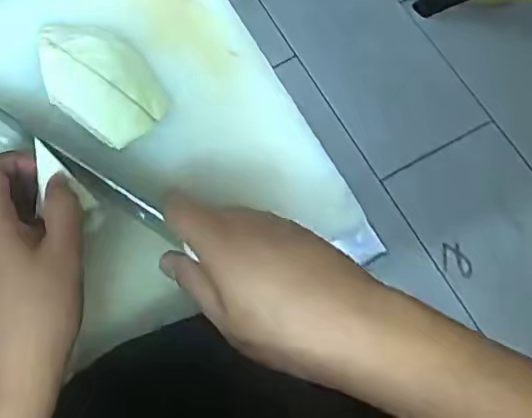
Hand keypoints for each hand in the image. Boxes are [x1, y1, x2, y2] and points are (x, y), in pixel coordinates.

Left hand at [0, 151, 83, 416]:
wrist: (21, 367)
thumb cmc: (42, 306)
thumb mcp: (63, 251)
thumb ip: (63, 207)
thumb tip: (57, 178)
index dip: (18, 160)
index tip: (49, 172)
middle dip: (26, 179)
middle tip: (58, 193)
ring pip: (1, 208)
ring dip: (29, 201)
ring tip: (60, 215)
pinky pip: (5, 229)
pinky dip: (27, 222)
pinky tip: (52, 240)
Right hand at [160, 193, 402, 387]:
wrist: (362, 326)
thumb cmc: (283, 328)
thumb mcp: (227, 321)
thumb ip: (193, 283)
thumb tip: (169, 258)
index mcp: (214, 233)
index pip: (176, 202)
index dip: (170, 218)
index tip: (179, 246)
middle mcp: (240, 215)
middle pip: (209, 214)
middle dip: (207, 239)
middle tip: (221, 284)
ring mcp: (274, 220)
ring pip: (240, 223)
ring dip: (239, 246)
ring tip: (258, 290)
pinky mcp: (301, 230)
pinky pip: (268, 232)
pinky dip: (266, 250)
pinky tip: (287, 287)